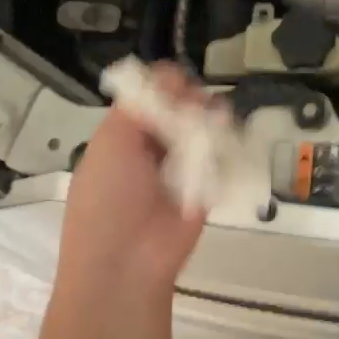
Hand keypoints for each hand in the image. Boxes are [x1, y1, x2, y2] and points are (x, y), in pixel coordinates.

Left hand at [58, 65, 210, 298]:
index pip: (149, 99)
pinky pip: (221, 161)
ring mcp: (181, 171)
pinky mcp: (207, 190)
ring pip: (204, 133)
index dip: (166, 86)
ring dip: (212, 122)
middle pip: (181, 112)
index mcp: (122, 139)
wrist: (126, 262)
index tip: (181, 82)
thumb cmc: (108, 199)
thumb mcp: (112, 142)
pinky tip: (230, 138)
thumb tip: (168, 76)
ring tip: (218, 120)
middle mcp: (152, 151)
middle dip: (193, 102)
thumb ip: (139, 106)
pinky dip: (228, 147)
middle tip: (200, 103)